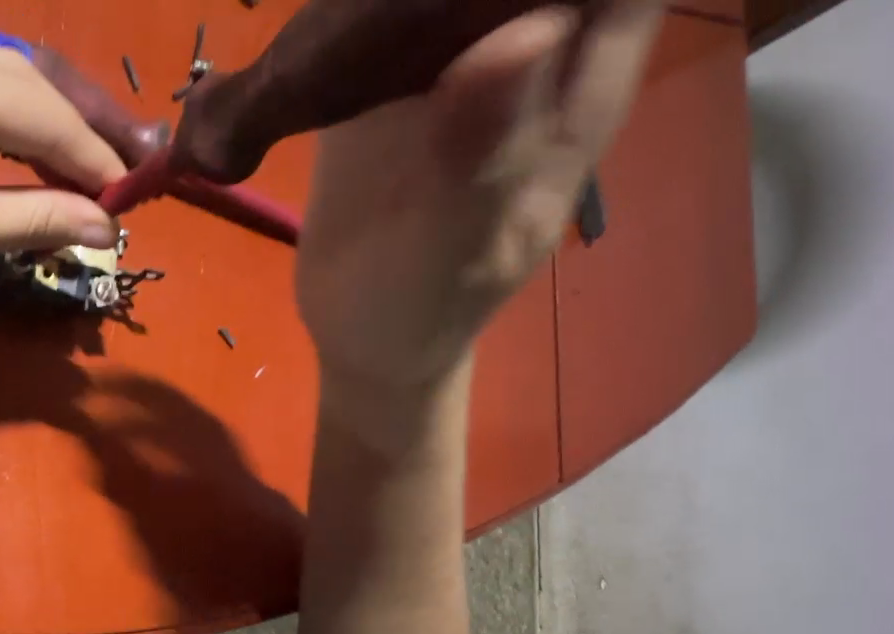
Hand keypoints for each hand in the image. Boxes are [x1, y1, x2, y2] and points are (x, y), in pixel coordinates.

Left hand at [0, 7, 126, 344]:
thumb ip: (34, 216)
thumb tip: (107, 223)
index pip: (36, 108)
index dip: (88, 154)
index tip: (132, 193)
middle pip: (20, 83)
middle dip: (71, 136)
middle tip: (121, 180)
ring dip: (39, 128)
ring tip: (86, 174)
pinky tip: (31, 155)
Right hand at [294, 0, 664, 395]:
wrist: (359, 341)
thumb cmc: (427, 306)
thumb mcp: (463, 246)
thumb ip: (490, 155)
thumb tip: (523, 33)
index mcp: (574, 88)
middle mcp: (519, 56)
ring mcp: (442, 69)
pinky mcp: (373, 90)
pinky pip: (369, 26)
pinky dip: (346, 9)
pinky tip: (320, 12)